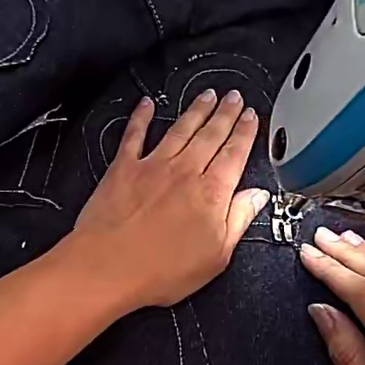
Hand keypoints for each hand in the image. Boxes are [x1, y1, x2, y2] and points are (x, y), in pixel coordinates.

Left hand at [61, 89, 268, 311]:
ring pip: (180, 129)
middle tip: (234, 97)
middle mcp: (184, 171)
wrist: (107, 267)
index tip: (251, 117)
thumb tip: (257, 196)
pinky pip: (134, 135)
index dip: (245, 132)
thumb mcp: (216, 255)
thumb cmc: (161, 269)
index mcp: (211, 192)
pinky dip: (141, 117)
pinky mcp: (123, 168)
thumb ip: (239, 219)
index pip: (235, 153)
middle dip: (226, 113)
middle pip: (211, 134)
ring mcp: (152, 166)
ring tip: (208, 95)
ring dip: (196, 110)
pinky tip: (147, 104)